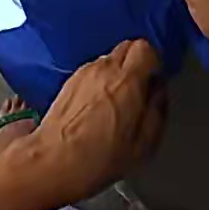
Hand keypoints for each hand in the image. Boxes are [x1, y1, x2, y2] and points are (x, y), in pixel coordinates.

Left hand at [8, 39, 164, 208]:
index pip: (146, 48)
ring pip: (109, 57)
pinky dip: (100, 79)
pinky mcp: (68, 80)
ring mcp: (84, 72)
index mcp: (128, 81)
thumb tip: (159, 93)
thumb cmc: (97, 159)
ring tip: (116, 99)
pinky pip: (93, 69)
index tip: (154, 79)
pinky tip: (96, 105)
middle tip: (139, 86)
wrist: (49, 163)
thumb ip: (157, 112)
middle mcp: (106, 69)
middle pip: (128, 46)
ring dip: (117, 71)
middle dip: (137, 62)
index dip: (153, 61)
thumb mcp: (142, 146)